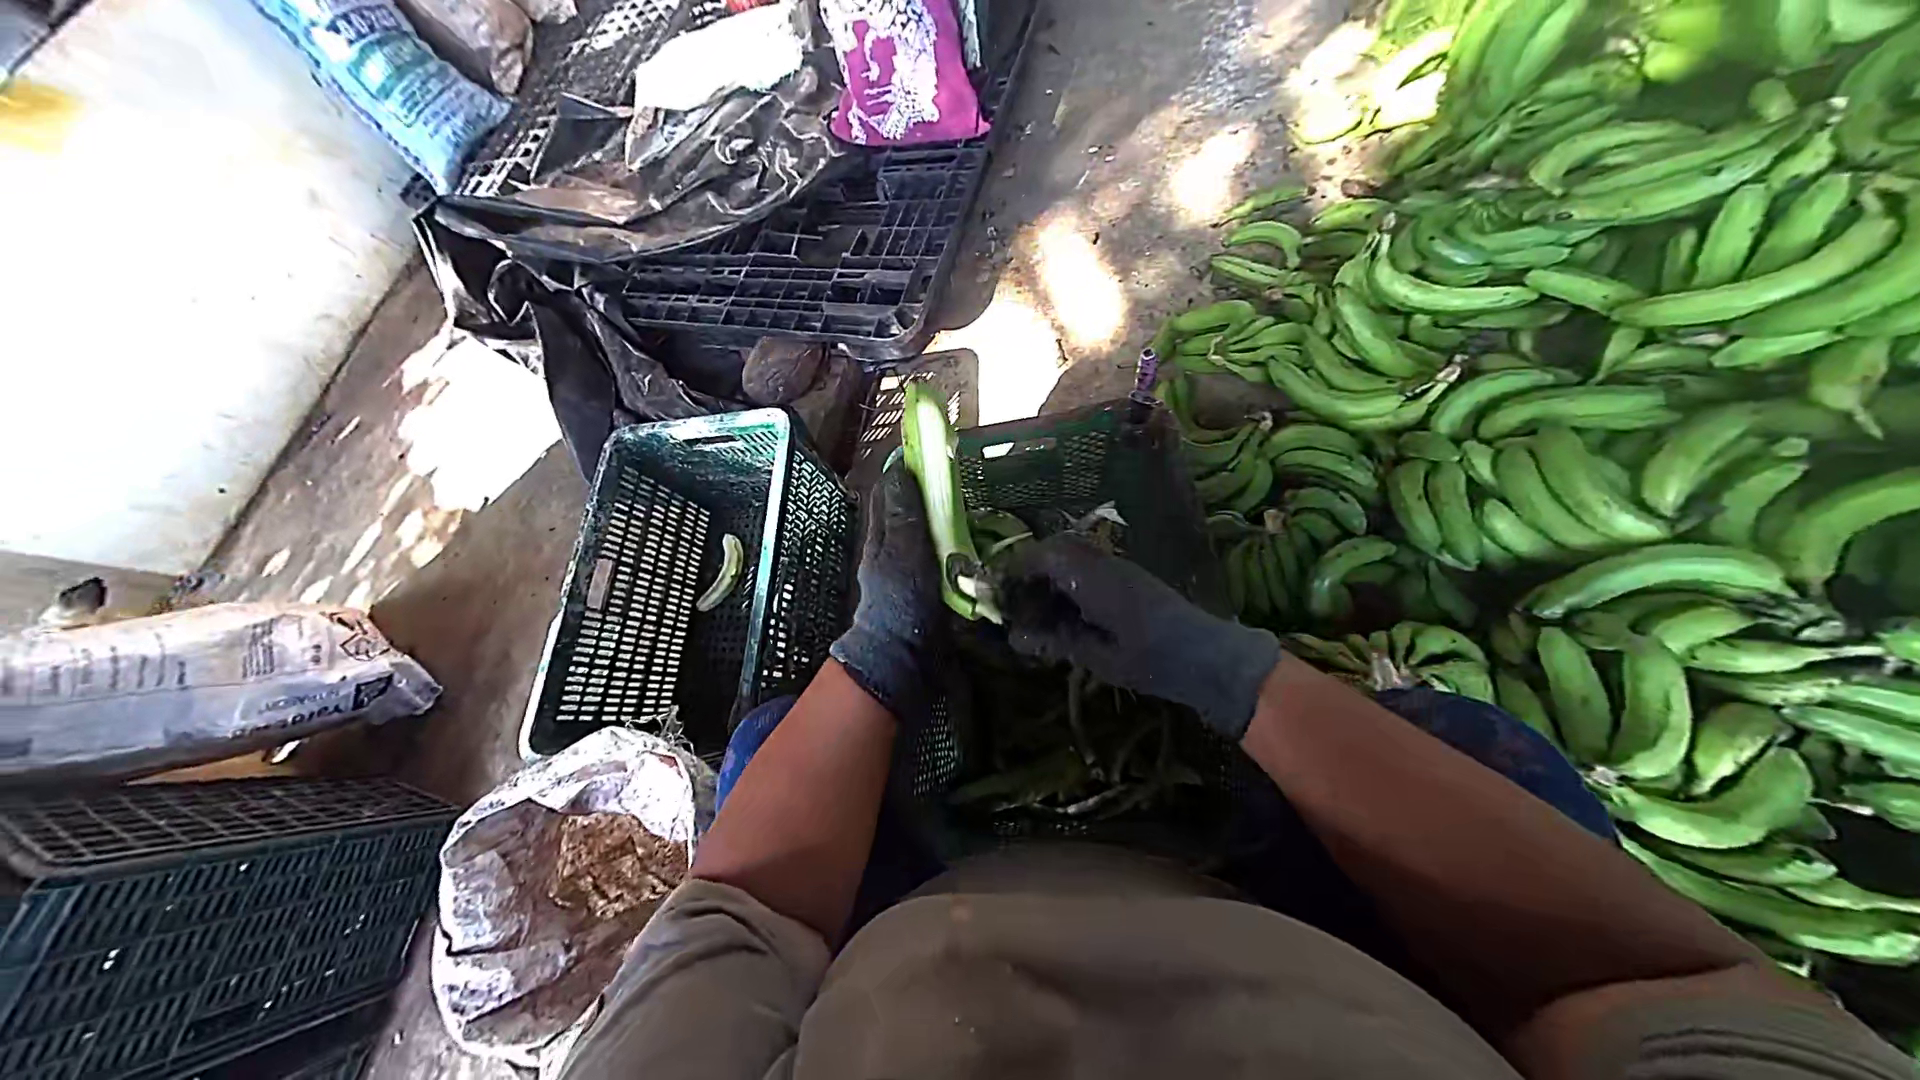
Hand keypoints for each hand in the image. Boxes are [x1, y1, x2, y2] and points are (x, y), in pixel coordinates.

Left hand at [828, 459, 943, 724]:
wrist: (904, 657)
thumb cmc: (901, 600)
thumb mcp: (901, 551)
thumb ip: (902, 513)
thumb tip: (899, 470)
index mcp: (882, 534)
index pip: (890, 489)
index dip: (907, 468)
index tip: (932, 451)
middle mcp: (892, 546)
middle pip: (908, 507)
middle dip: (929, 489)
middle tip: (959, 476)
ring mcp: (909, 567)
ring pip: (925, 529)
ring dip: (942, 514)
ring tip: (969, 502)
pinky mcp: (926, 584)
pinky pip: (939, 552)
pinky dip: (951, 540)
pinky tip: (970, 538)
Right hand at [1000, 535, 1279, 740]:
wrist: (1208, 655)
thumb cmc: (1151, 660)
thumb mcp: (1097, 656)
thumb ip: (1055, 641)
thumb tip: (1015, 637)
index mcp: (1093, 579)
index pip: (1043, 557)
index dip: (1017, 569)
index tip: (1000, 588)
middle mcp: (1105, 564)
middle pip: (1057, 549)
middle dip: (1031, 567)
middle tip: (1017, 596)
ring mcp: (1120, 567)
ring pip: (1074, 554)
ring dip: (1051, 571)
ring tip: (1038, 603)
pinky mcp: (1131, 577)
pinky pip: (1090, 565)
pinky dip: (1070, 578)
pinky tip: (1067, 607)